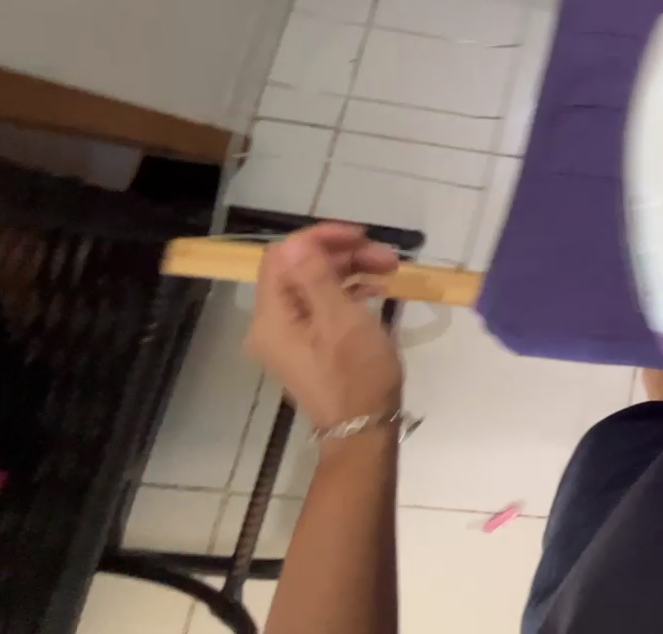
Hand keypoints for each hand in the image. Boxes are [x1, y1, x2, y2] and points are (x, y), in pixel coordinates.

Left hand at [246, 224, 402, 430]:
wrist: (362, 427)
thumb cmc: (356, 372)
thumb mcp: (342, 321)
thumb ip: (316, 279)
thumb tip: (297, 242)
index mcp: (272, 317)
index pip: (283, 257)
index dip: (320, 238)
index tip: (363, 236)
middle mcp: (272, 324)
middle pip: (299, 269)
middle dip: (343, 254)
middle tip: (388, 257)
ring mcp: (289, 336)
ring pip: (314, 284)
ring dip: (351, 270)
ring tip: (391, 271)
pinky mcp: (308, 345)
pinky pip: (322, 304)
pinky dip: (349, 291)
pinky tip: (378, 291)